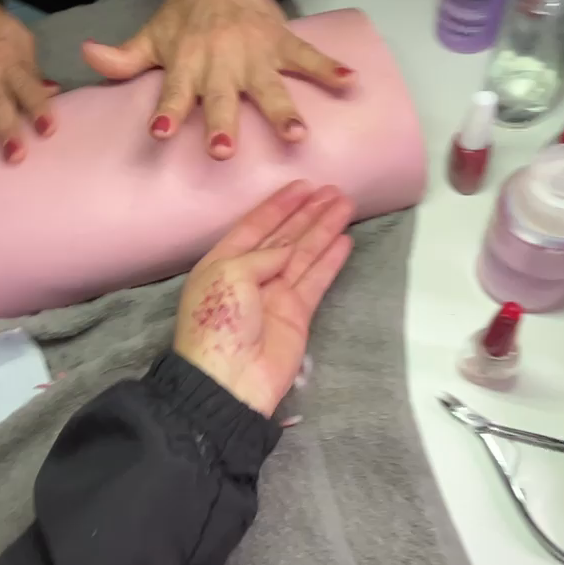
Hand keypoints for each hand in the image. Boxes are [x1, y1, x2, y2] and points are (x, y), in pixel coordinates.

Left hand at [82, 0, 355, 159]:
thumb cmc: (184, 17)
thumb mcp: (152, 36)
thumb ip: (122, 57)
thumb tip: (85, 56)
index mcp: (187, 61)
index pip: (175, 91)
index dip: (168, 111)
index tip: (160, 132)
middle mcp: (220, 61)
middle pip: (222, 97)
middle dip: (223, 122)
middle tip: (223, 151)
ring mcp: (254, 53)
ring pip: (269, 85)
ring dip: (282, 109)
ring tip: (296, 134)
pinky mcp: (280, 42)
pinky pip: (306, 57)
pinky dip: (328, 68)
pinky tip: (349, 83)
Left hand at [173, 180, 353, 415]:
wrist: (228, 378)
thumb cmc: (218, 321)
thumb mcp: (229, 275)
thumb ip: (262, 255)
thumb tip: (288, 250)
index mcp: (222, 262)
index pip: (254, 226)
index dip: (278, 206)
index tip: (302, 186)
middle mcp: (249, 274)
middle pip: (284, 236)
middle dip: (307, 213)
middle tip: (333, 190)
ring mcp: (274, 294)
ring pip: (304, 253)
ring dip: (323, 229)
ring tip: (345, 204)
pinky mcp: (296, 314)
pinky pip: (315, 279)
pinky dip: (330, 260)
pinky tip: (344, 239)